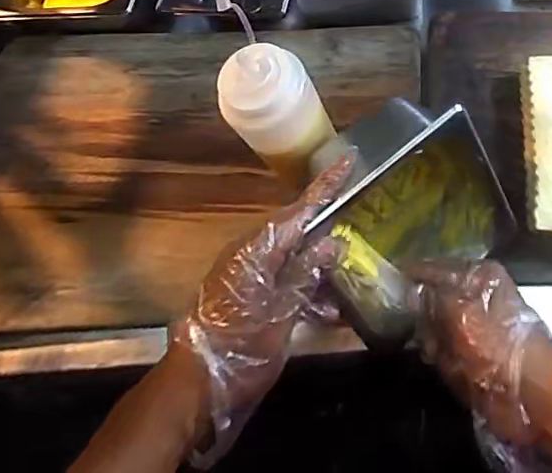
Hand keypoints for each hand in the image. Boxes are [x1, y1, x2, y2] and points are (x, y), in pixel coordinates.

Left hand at [173, 157, 351, 464]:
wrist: (192, 393)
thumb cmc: (237, 350)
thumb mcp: (279, 315)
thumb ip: (305, 275)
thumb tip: (332, 242)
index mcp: (257, 249)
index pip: (300, 209)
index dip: (326, 185)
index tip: (348, 159)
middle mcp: (251, 254)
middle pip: (297, 232)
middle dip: (328, 229)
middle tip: (359, 220)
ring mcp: (247, 276)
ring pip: (293, 260)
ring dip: (319, 271)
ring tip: (350, 284)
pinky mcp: (246, 297)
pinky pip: (282, 281)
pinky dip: (305, 293)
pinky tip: (329, 312)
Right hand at [408, 259, 548, 445]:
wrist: (533, 397)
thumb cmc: (498, 346)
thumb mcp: (460, 313)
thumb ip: (432, 297)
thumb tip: (410, 290)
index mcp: (479, 275)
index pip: (435, 267)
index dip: (410, 275)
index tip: (386, 283)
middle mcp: (478, 295)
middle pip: (434, 297)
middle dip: (420, 314)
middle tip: (406, 325)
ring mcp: (477, 326)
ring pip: (436, 326)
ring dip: (432, 341)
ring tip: (433, 351)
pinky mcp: (476, 355)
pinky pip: (446, 352)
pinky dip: (441, 360)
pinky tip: (443, 364)